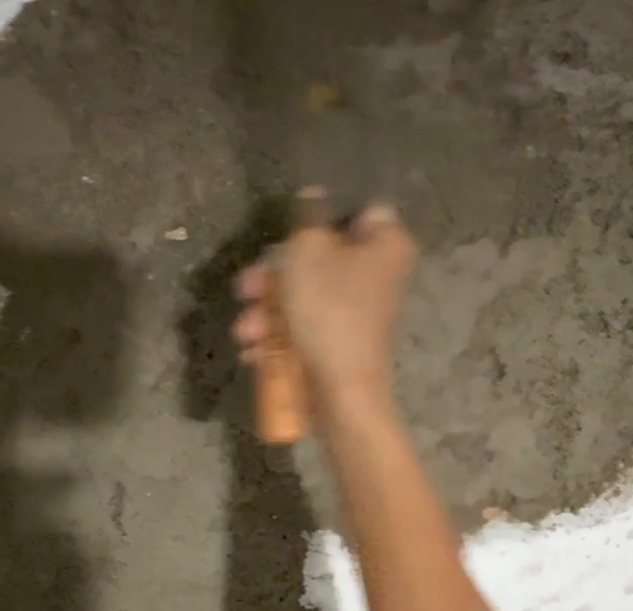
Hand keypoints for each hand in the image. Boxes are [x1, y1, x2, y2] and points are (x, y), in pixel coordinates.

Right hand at [232, 190, 416, 413]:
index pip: (360, 211)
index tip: (290, 231)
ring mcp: (358, 316)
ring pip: (304, 299)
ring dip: (266, 314)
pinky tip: (255, 352)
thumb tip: (313, 195)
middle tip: (247, 288)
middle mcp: (377, 277)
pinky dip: (278, 340)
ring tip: (246, 332)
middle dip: (274, 277)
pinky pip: (305, 332)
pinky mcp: (339, 348)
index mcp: (386, 244)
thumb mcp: (308, 250)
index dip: (320, 218)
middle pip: (319, 260)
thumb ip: (307, 217)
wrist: (341, 392)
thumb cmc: (329, 311)